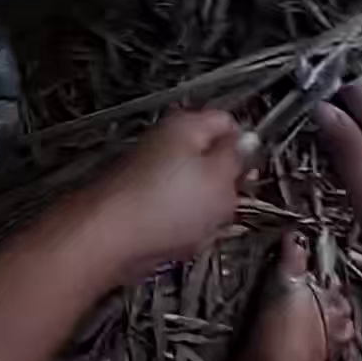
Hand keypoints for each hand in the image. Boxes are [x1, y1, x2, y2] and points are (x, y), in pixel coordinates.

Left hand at [78, 110, 246, 280]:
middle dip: (225, 186)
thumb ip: (238, 157)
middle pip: (213, 158)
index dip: (244, 148)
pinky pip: (178, 208)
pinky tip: (181, 237)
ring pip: (198, 188)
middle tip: (226, 204)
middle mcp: (168, 140)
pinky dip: (184, 224)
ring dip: (207, 211)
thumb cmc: (166, 204)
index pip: (228, 123)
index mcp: (187, 125)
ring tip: (200, 226)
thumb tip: (249, 140)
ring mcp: (154, 168)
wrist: (112, 235)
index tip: (250, 174)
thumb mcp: (219, 179)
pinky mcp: (144, 197)